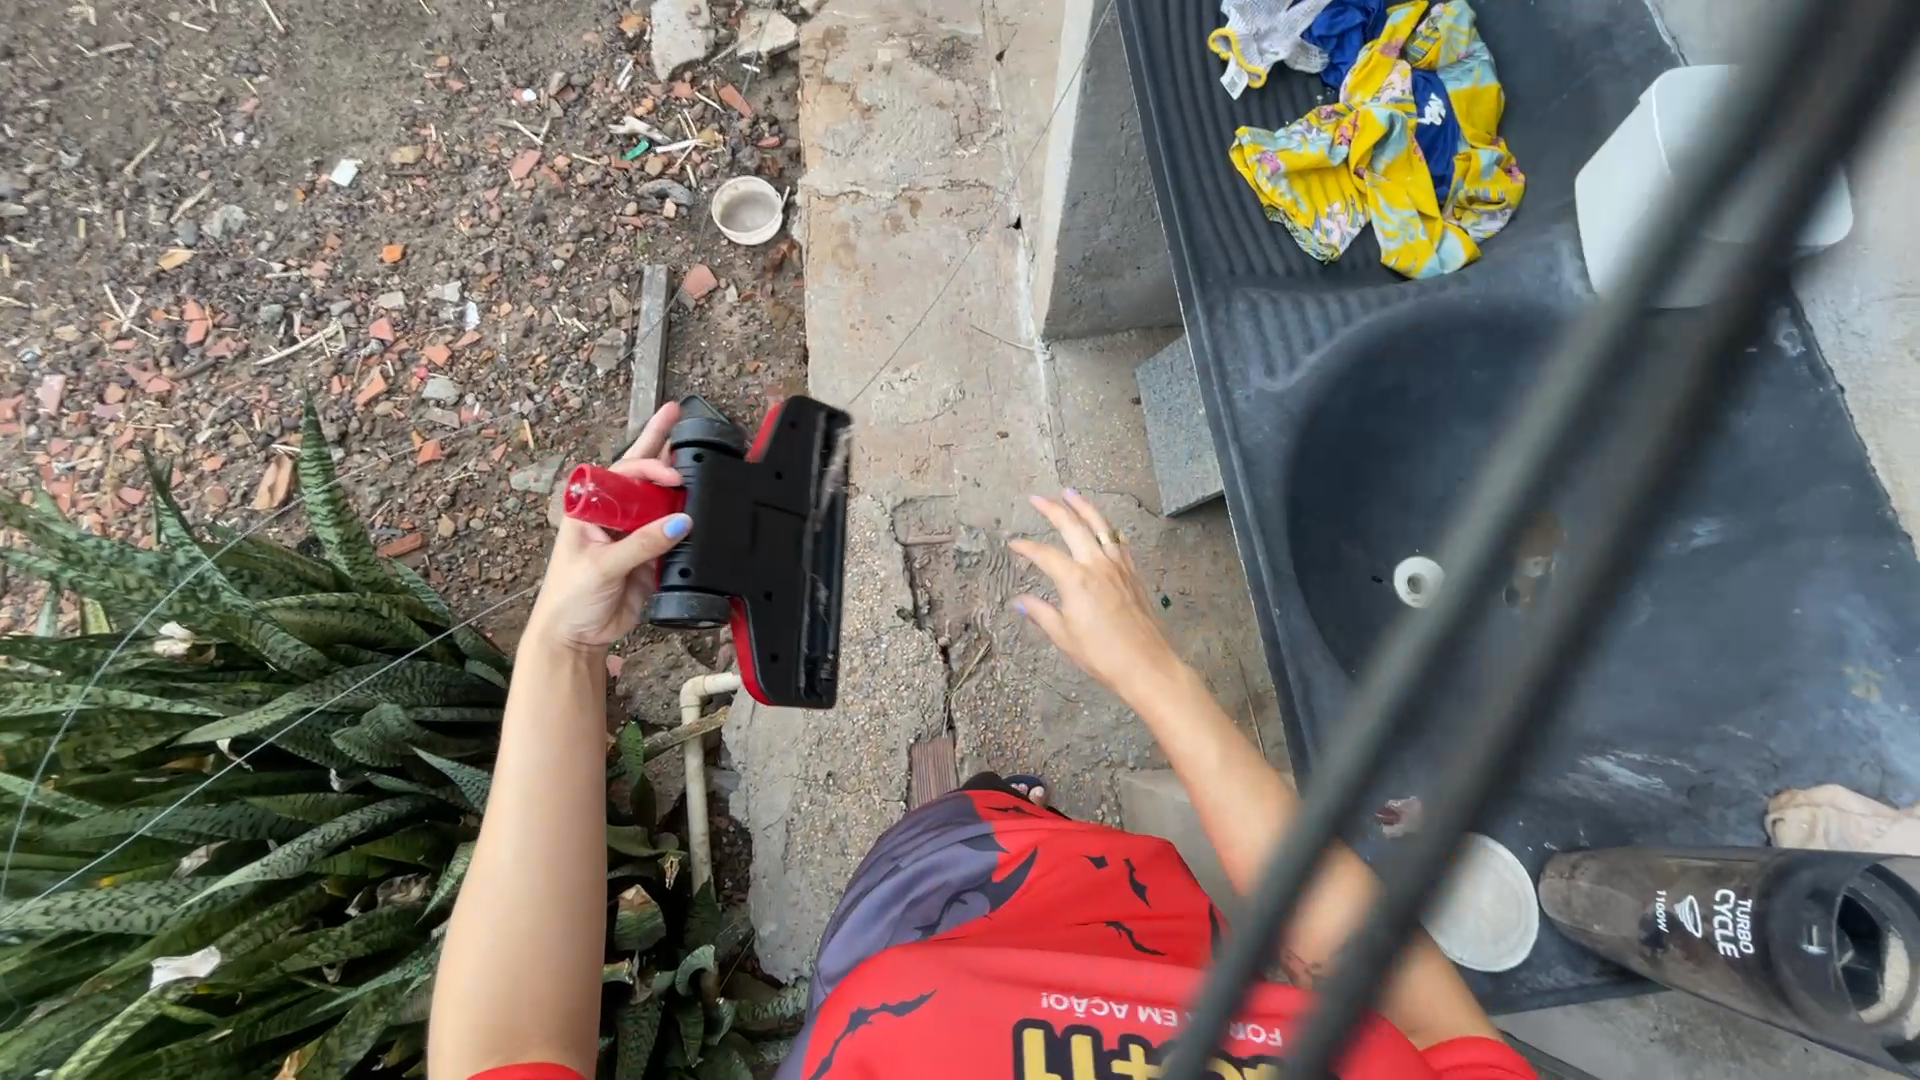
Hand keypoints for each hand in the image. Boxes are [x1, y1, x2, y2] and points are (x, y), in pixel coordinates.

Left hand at [525, 402, 691, 653]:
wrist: (576, 636)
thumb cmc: (569, 597)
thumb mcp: (602, 566)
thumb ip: (642, 544)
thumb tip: (680, 523)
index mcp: (589, 508)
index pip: (623, 474)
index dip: (650, 469)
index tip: (674, 478)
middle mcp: (613, 514)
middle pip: (640, 473)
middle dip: (659, 443)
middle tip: (676, 412)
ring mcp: (634, 534)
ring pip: (662, 500)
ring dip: (681, 480)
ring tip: (699, 451)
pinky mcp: (652, 556)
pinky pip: (675, 533)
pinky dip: (690, 522)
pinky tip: (703, 506)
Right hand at [1010, 490, 1184, 701]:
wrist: (1146, 665)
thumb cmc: (1102, 655)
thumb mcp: (1064, 636)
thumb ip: (1041, 613)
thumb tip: (1021, 601)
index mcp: (1075, 579)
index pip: (1044, 554)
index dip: (1026, 547)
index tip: (1013, 543)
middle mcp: (1097, 564)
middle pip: (1073, 526)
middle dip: (1053, 509)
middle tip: (1037, 498)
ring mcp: (1119, 566)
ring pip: (1100, 526)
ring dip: (1083, 507)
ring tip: (1070, 493)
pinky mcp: (1133, 573)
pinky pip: (1118, 541)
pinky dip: (1107, 528)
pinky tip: (1103, 526)